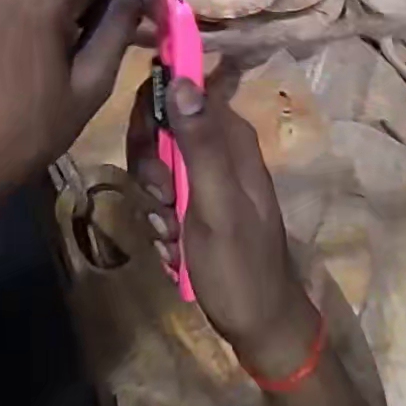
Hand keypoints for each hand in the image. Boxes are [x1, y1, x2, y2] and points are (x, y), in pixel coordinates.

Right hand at [126, 68, 320, 377]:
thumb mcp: (217, 203)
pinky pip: (157, 192)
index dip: (154, 108)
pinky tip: (174, 247)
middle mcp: (216, 144)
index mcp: (229, 133)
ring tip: (172, 234)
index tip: (147, 145)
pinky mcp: (192, 198)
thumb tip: (180, 79)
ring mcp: (203, 172)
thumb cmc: (240, 264)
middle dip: (149, 166)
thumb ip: (199, 142)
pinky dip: (158, 219)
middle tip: (164, 200)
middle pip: (158, 125)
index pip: (179, 88)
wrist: (258, 326)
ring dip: (153, 201)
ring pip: (153, 161)